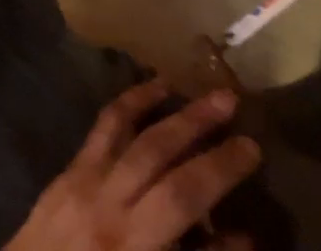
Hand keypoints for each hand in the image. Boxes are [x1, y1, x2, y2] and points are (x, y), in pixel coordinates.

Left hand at [5, 80, 261, 250]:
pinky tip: (151, 90)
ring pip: (126, 131)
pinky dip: (128, 105)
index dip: (219, 169)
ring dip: (163, 105)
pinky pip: (101, 129)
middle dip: (196, 124)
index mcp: (132, 242)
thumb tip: (243, 236)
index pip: (182, 195)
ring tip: (192, 85)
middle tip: (232, 100)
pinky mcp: (68, 172)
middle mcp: (106, 204)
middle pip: (155, 152)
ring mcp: (82, 181)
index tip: (253, 147)